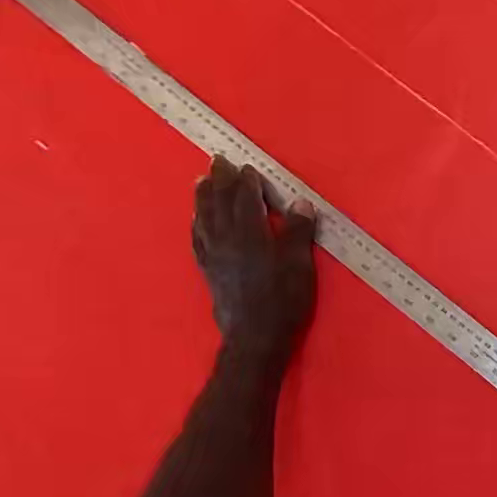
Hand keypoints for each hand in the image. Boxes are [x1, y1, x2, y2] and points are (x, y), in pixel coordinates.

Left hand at [191, 156, 317, 364]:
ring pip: (204, 217)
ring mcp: (214, 254)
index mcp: (250, 233)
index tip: (248, 168)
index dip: (247, 182)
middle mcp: (226, 238)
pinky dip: (197, 223)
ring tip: (201, 181)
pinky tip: (196, 220)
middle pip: (219, 202)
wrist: (255, 336)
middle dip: (220, 180)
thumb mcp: (300, 265)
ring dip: (203, 196)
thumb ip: (298, 232)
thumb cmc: (283, 300)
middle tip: (218, 160)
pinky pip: (198, 238)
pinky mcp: (208, 270)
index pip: (245, 199)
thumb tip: (299, 203)